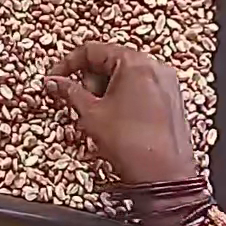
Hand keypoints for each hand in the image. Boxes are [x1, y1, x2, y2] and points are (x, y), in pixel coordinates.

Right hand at [45, 42, 198, 184]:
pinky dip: (122, 97)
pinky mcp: (171, 100)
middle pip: (110, 60)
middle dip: (89, 79)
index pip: (93, 50)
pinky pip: (140, 88)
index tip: (55, 78)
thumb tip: (54, 81)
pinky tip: (115, 119)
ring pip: (125, 75)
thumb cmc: (129, 142)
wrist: (164, 175)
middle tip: (77, 101)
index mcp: (135, 63)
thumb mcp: (91, 114)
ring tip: (97, 114)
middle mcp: (155, 66)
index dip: (68, 64)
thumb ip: (70, 92)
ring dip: (104, 89)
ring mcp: (167, 83)